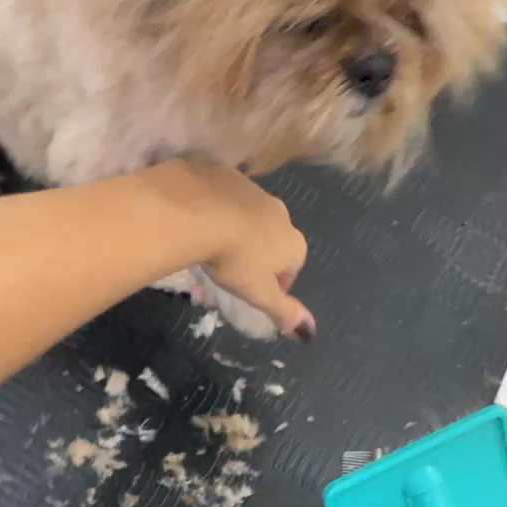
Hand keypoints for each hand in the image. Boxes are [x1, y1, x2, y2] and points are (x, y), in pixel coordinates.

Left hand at [145, 160, 314, 338]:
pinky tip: (200, 223)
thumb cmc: (235, 260)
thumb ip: (284, 311)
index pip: (293, 268)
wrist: (197, 211)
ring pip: (252, 217)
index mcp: (293, 244)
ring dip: (240, 232)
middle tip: (234, 272)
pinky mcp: (226, 174)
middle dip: (260, 256)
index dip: (277, 284)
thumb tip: (309, 332)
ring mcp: (254, 190)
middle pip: (275, 240)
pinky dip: (218, 210)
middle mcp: (281, 213)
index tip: (256, 294)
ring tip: (215, 247)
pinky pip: (227, 198)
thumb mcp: (259, 294)